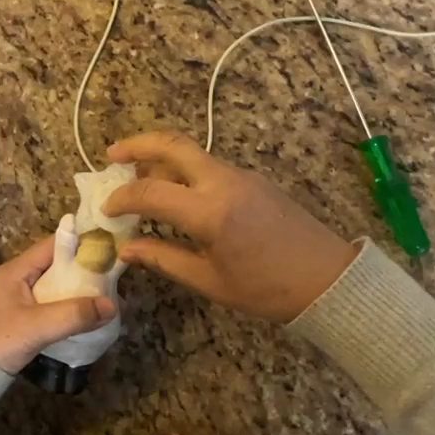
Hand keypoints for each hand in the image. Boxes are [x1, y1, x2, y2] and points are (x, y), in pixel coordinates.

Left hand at [0, 236, 118, 371]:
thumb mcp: (37, 326)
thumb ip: (74, 315)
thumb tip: (112, 305)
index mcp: (18, 269)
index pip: (55, 244)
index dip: (82, 243)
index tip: (111, 247)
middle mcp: (19, 278)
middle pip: (58, 264)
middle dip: (85, 269)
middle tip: (115, 275)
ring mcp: (20, 298)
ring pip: (56, 286)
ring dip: (78, 290)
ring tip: (108, 295)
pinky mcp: (22, 317)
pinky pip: (52, 304)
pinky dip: (69, 306)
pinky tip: (87, 316)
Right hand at [102, 131, 357, 323]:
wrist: (329, 280)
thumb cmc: (266, 289)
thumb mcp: (209, 280)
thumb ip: (163, 258)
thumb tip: (126, 248)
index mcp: (209, 211)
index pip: (150, 192)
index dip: (121, 198)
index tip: (106, 209)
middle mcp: (223, 182)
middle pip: (172, 145)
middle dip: (137, 145)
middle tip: (112, 155)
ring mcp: (241, 176)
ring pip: (192, 153)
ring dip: (160, 158)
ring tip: (138, 177)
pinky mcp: (253, 180)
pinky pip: (209, 166)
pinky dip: (184, 170)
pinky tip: (175, 193)